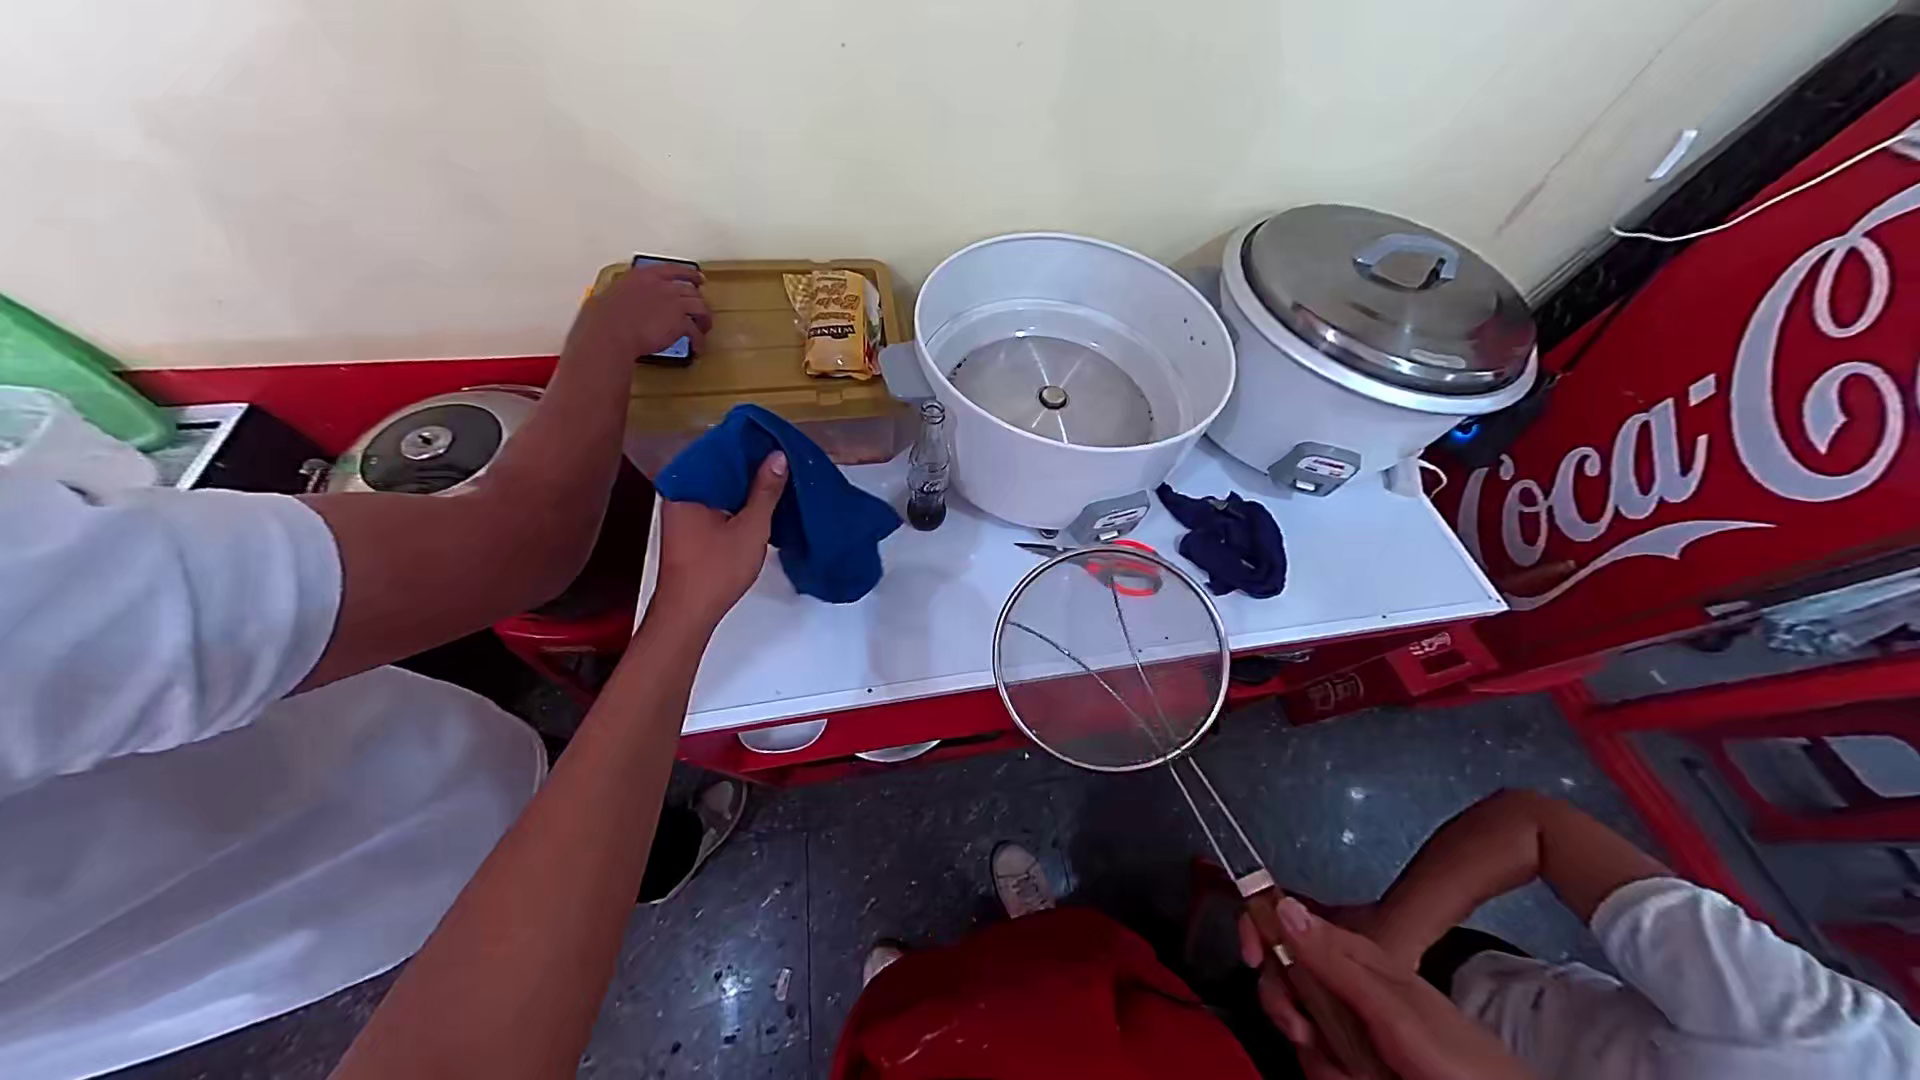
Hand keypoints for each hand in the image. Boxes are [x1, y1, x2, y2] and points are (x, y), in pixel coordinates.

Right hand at [566, 261, 712, 363]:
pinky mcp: (680, 322)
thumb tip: (633, 301)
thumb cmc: (606, 317)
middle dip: (698, 302)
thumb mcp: (617, 293)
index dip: (691, 274)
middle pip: (691, 291)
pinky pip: (696, 332)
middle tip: (700, 311)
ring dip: (704, 320)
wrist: (611, 331)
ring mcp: (674, 303)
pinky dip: (699, 341)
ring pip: (700, 308)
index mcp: (646, 276)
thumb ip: (632, 293)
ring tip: (702, 330)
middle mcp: (663, 286)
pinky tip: (697, 347)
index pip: (674, 270)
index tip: (699, 278)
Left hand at [652, 453, 786, 627]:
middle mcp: (678, 493)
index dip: (747, 444)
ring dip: (745, 483)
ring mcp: (682, 511)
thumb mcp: (751, 527)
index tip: (774, 440)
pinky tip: (760, 501)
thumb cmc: (715, 571)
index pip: (717, 450)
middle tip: (781, 458)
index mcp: (685, 486)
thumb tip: (778, 457)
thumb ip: (766, 490)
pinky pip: (716, 501)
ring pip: (718, 485)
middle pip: (717, 466)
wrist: (689, 613)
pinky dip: (736, 499)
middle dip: (749, 463)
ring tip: (777, 476)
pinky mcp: (690, 527)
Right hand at [1240, 897, 1533, 1079]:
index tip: (1248, 955)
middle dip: (1287, 1010)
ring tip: (1355, 1073)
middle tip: (1309, 1032)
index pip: (1285, 922)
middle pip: (1280, 979)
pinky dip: (1329, 1073)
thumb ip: (1333, 958)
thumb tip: (1280, 903)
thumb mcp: (1390, 1006)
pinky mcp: (1355, 1058)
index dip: (1258, 930)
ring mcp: (1350, 1022)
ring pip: (1298, 1025)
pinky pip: (1317, 1059)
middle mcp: (1343, 982)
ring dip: (1316, 1053)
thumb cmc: (1451, 1055)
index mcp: (1350, 955)